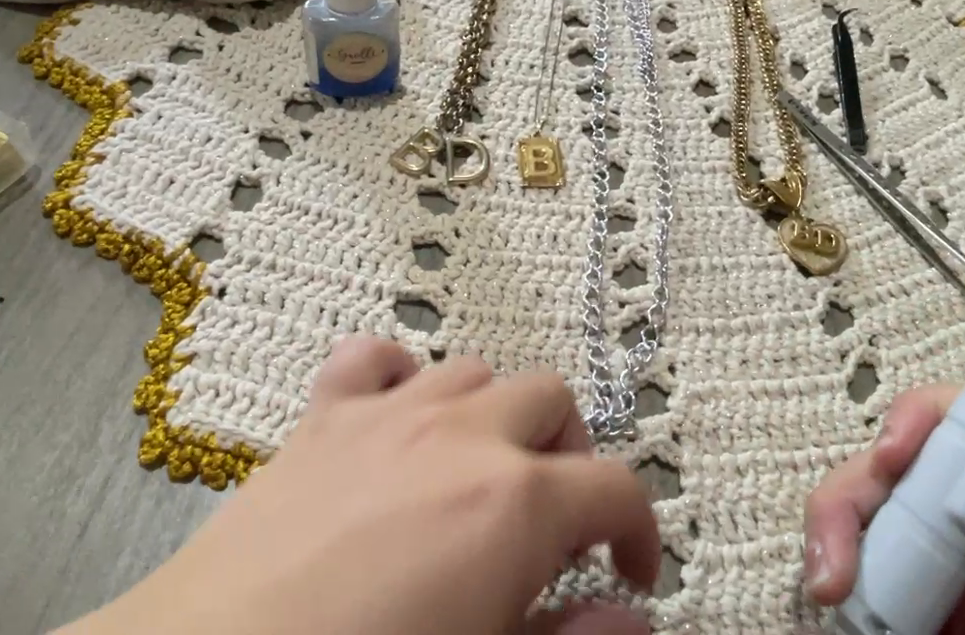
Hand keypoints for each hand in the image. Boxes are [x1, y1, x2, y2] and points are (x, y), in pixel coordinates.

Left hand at [59, 336, 659, 634]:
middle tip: (553, 524)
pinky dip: (402, 375)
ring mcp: (390, 413)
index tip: (631, 569)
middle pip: (552, 402)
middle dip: (569, 456)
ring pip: (476, 372)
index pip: (615, 489)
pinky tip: (402, 416)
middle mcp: (462, 434)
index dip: (639, 530)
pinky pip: (375, 357)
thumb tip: (630, 617)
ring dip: (496, 416)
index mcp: (515, 502)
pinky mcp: (325, 417)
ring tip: (481, 475)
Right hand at [803, 385, 964, 634]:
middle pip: (908, 462)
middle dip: (856, 487)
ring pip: (874, 506)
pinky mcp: (922, 602)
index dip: (923, 417)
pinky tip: (829, 595)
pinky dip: (835, 567)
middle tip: (833, 562)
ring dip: (836, 527)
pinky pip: (866, 561)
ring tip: (826, 588)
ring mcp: (954, 566)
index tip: (889, 457)